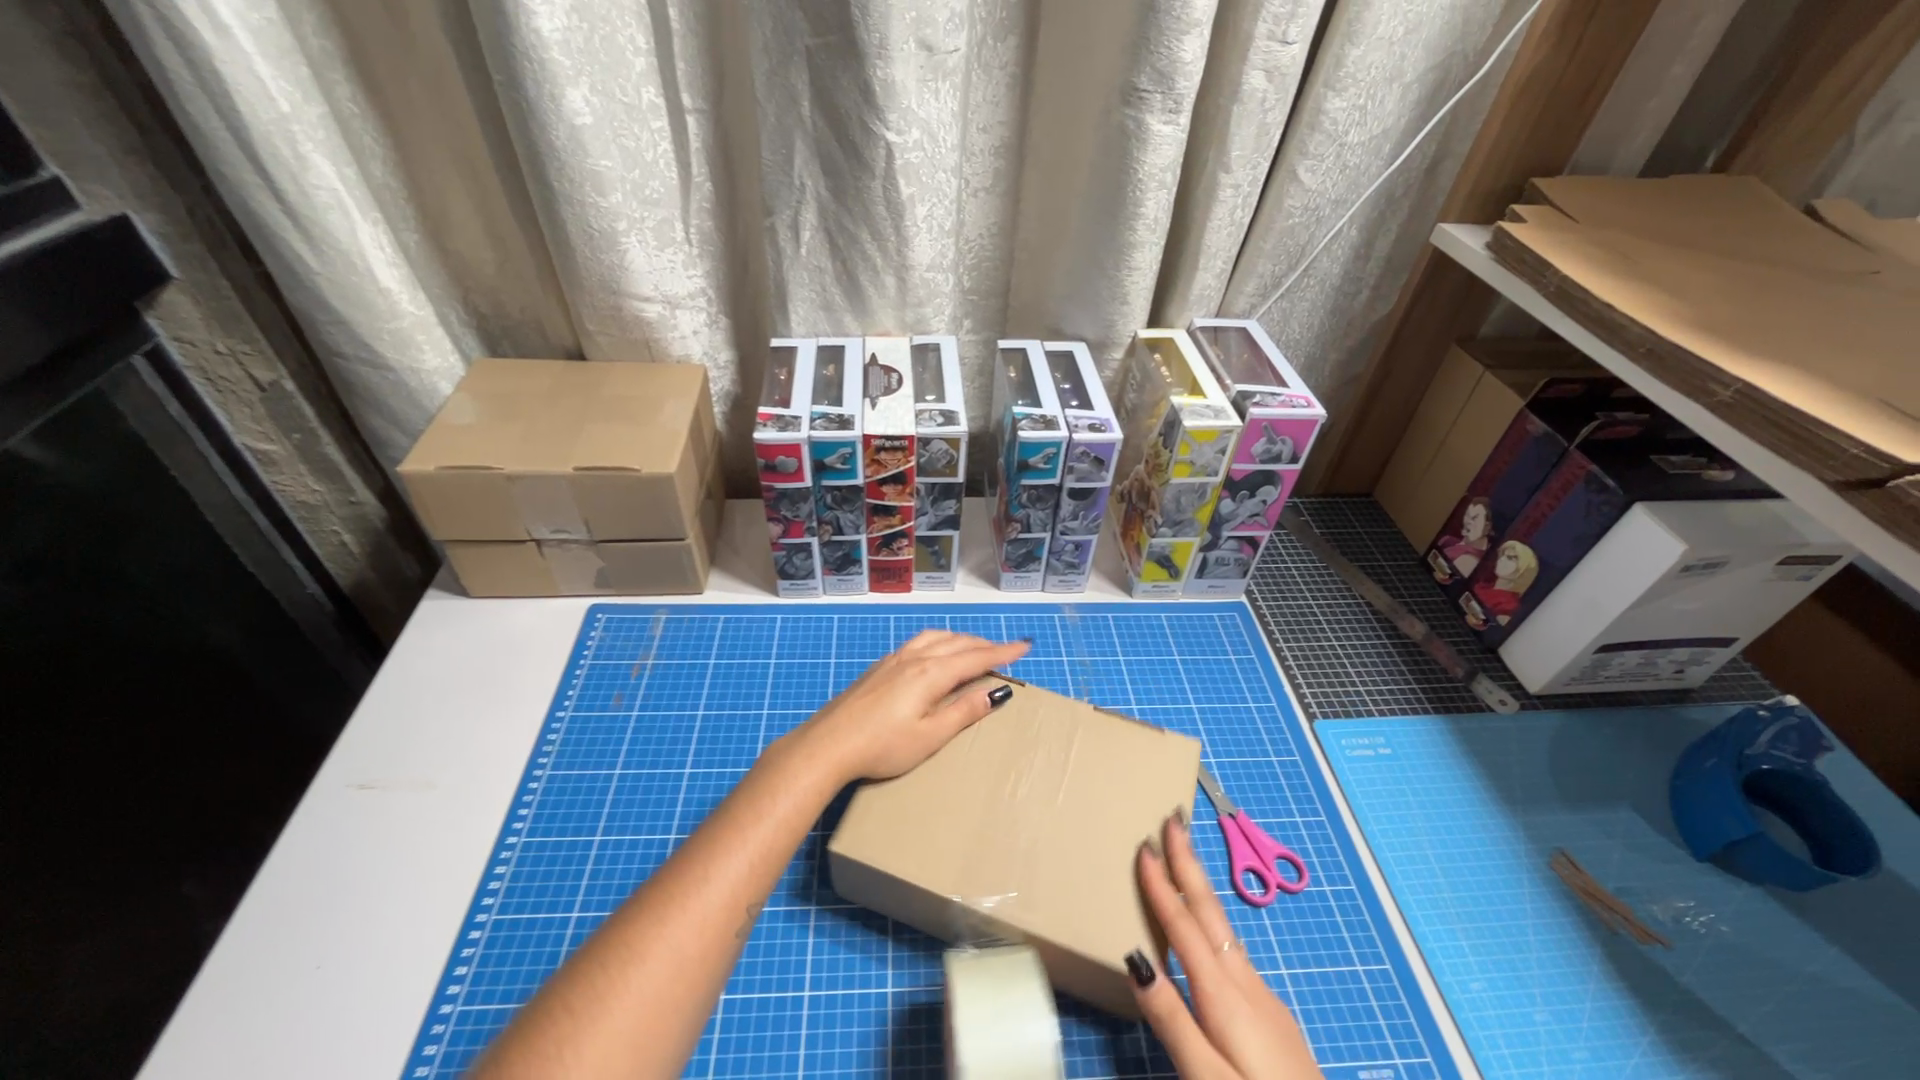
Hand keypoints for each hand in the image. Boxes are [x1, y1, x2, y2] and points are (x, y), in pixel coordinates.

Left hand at [787, 630, 1028, 783]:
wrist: (827, 745)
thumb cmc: (882, 747)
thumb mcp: (930, 736)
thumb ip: (963, 712)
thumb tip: (996, 692)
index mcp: (931, 674)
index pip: (975, 657)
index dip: (1002, 652)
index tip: (1025, 646)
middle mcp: (914, 659)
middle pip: (956, 643)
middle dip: (984, 644)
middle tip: (1005, 649)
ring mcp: (892, 661)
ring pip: (934, 638)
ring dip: (959, 639)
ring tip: (972, 646)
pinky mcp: (877, 669)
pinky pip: (917, 643)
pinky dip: (937, 642)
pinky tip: (932, 653)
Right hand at [1127, 815, 1320, 1078]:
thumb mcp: (1203, 1074)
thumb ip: (1170, 1018)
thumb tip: (1136, 959)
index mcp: (1221, 995)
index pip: (1183, 926)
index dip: (1161, 884)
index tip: (1145, 844)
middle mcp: (1245, 984)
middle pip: (1210, 911)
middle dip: (1189, 862)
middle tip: (1174, 819)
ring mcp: (1264, 997)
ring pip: (1224, 928)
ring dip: (1200, 889)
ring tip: (1183, 863)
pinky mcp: (1273, 1014)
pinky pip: (1234, 952)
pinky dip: (1213, 924)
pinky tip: (1209, 933)